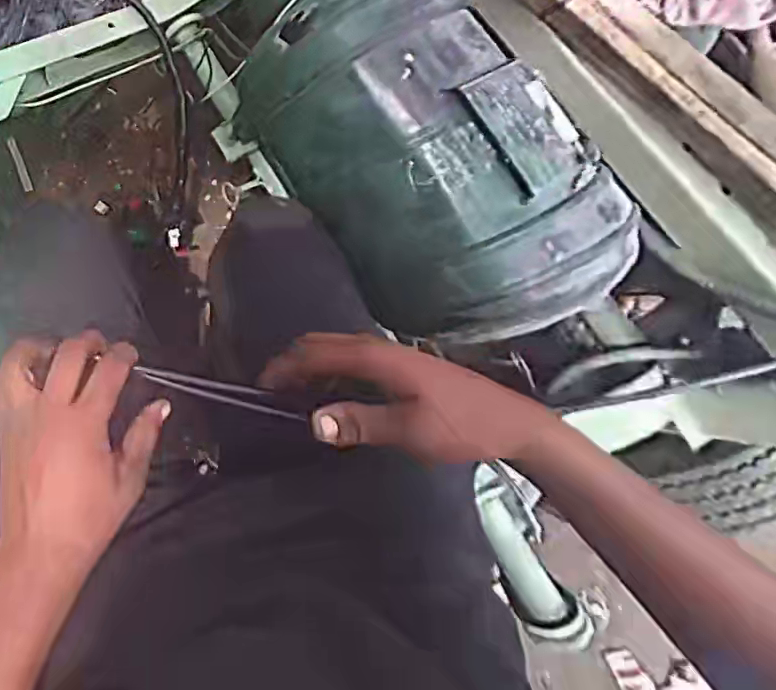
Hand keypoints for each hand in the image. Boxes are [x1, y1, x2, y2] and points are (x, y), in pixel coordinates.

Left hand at [0, 330, 170, 573]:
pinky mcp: (4, 423)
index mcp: (84, 423)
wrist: (38, 550)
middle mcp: (49, 409)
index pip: (108, 371)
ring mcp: (21, 413)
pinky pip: (5, 380)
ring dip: (48, 345)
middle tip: (103, 347)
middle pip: (69, 353)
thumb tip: (160, 405)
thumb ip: (143, 436)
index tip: (130, 353)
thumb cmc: (88, 520)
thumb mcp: (127, 481)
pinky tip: (36, 372)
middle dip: (91, 341)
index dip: (123, 354)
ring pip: (25, 357)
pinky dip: (20, 365)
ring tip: (63, 352)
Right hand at [260, 333, 563, 463]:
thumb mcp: (410, 431)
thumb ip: (359, 423)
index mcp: (375, 356)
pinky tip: (330, 391)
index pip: (315, 352)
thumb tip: (311, 420)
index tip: (262, 385)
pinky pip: (349, 357)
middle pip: (321, 343)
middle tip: (272, 387)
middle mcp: (377, 346)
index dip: (285, 366)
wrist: (513, 423)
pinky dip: (328, 368)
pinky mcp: (398, 364)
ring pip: (335, 348)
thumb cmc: (462, 425)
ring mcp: (389, 353)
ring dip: (310, 364)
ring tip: (293, 390)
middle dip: (292, 361)